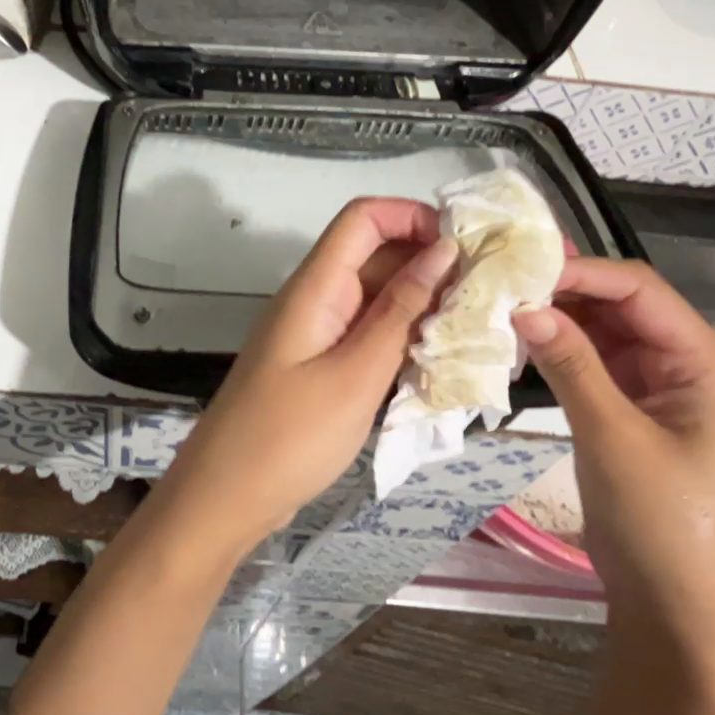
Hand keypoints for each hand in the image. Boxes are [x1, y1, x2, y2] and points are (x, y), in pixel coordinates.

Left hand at [155, 198, 456, 554]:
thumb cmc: (288, 438)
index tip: (469, 247)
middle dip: (431, 264)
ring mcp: (316, 334)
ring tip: (478, 329)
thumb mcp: (355, 375)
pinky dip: (404, 340)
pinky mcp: (320, 367)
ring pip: (376, 297)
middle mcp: (314, 299)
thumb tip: (444, 250)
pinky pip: (367, 335)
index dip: (414, 217)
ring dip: (423, 306)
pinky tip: (442, 363)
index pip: (363, 218)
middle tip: (491, 295)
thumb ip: (401, 312)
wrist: (224, 498)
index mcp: (314, 287)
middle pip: (375, 254)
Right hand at [511, 258, 714, 632]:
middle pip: (617, 304)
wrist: (678, 609)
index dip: (579, 272)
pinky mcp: (627, 412)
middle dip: (561, 290)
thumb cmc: (663, 521)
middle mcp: (679, 361)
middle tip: (495, 283)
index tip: (515, 271)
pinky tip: (515, 345)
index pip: (636, 289)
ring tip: (495, 307)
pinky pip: (589, 364)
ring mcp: (652, 387)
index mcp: (700, 359)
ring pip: (598, 332)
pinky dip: (555, 351)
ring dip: (553, 319)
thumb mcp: (614, 437)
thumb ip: (571, 365)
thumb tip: (522, 305)